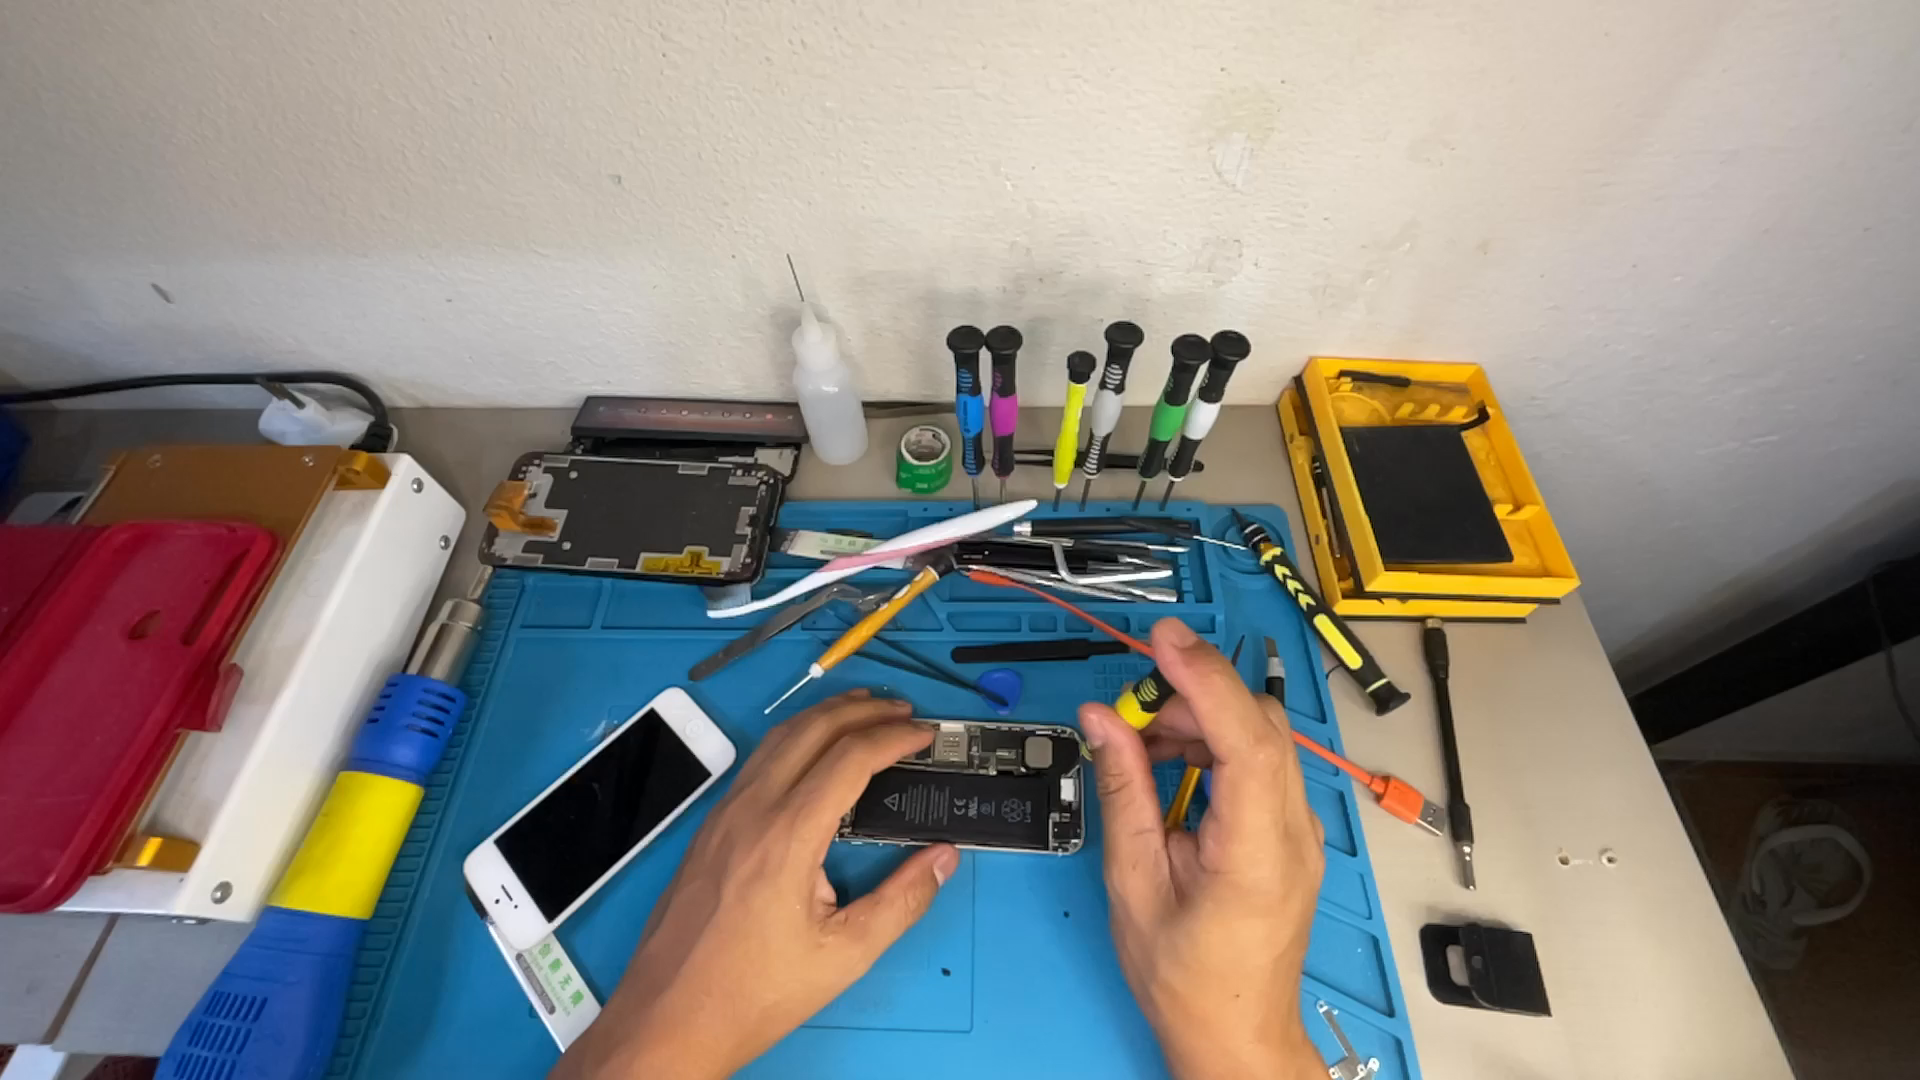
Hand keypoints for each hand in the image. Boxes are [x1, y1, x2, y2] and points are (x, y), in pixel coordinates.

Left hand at [554, 691, 958, 1079]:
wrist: (664, 1021)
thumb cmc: (755, 992)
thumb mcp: (843, 956)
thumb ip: (902, 901)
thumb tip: (945, 857)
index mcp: (788, 834)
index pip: (850, 757)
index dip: (893, 737)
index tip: (924, 734)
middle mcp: (753, 807)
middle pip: (813, 728)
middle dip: (863, 709)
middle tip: (903, 710)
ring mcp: (725, 810)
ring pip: (780, 735)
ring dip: (827, 713)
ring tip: (864, 710)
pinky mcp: (710, 823)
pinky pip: (760, 758)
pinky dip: (798, 735)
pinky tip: (813, 750)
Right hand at [1079, 619, 1326, 1079]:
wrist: (1235, 1032)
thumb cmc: (1181, 973)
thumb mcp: (1134, 881)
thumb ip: (1122, 789)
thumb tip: (1100, 719)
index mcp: (1258, 852)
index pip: (1246, 740)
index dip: (1205, 679)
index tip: (1162, 639)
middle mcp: (1295, 831)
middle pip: (1258, 725)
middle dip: (1193, 695)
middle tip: (1132, 711)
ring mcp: (1300, 828)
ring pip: (1259, 734)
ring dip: (1199, 718)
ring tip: (1143, 744)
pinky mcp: (1288, 828)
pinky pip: (1257, 759)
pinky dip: (1211, 742)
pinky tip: (1172, 763)